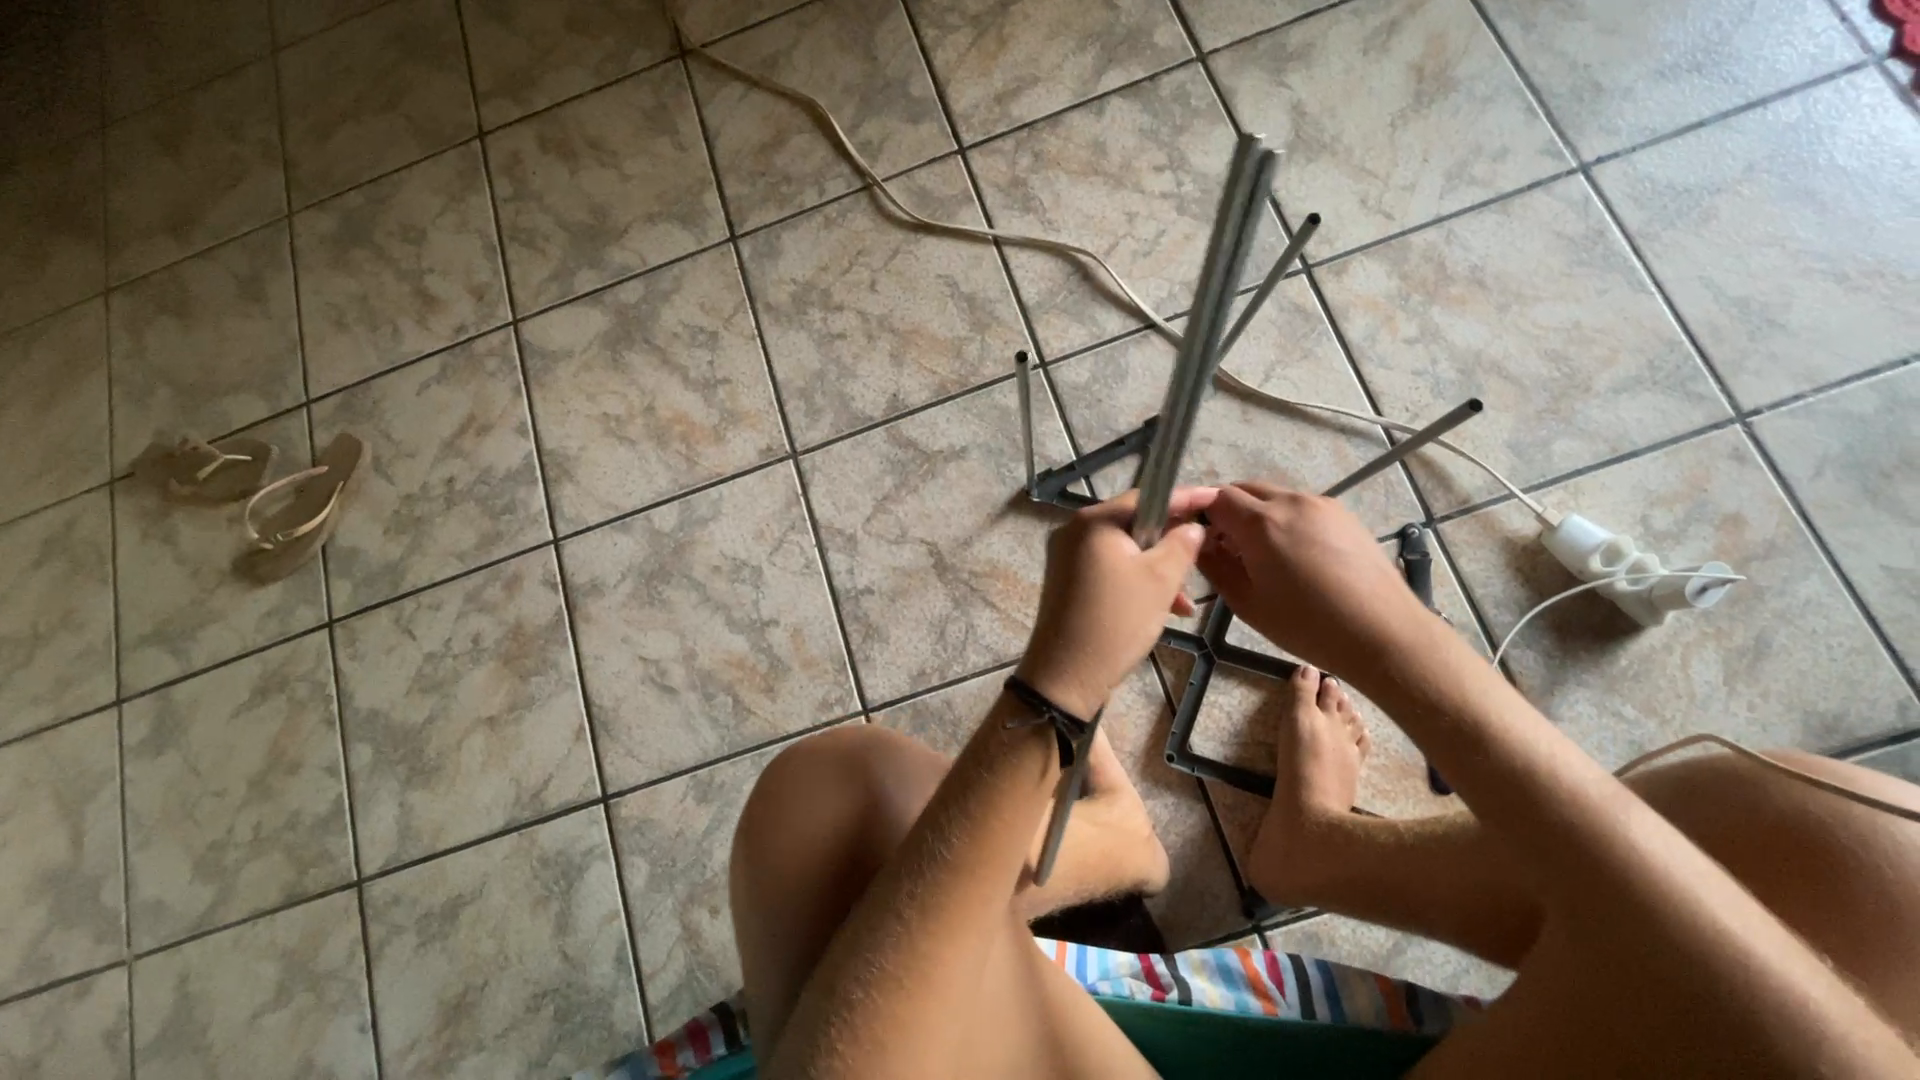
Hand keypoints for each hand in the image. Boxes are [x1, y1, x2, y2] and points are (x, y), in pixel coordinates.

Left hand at [1014, 488, 1215, 719]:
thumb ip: (1182, 545)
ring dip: (1157, 571)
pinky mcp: (1067, 582)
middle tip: (1201, 560)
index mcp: (1095, 522)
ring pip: (1125, 552)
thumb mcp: (1160, 581)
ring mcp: (1067, 558)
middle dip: (1170, 544)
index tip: (1215, 500)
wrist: (1066, 675)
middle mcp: (1075, 532)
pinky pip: (1110, 570)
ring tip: (1183, 601)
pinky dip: (1136, 583)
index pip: (1146, 496)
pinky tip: (1162, 609)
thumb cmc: (1117, 622)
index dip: (1184, 499)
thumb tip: (1193, 526)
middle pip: (1134, 524)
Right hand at [1197, 482, 1432, 678]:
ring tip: (1257, 555)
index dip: (1197, 512)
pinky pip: (1301, 508)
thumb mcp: (1247, 603)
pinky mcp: (1344, 516)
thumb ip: (1215, 566)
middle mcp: (1291, 502)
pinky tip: (1292, 557)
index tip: (1192, 537)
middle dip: (1225, 511)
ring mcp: (1322, 505)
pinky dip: (1284, 521)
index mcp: (1261, 522)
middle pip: (1244, 489)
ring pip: (1274, 497)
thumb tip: (1200, 545)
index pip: (1215, 497)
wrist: (1383, 633)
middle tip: (1221, 546)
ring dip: (1255, 515)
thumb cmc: (1307, 626)